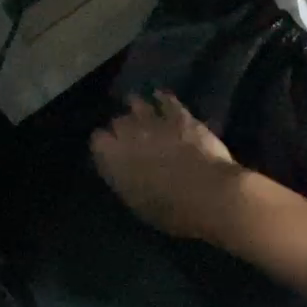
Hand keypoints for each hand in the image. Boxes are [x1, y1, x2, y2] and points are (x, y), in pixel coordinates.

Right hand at [91, 92, 241, 240]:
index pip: (97, 142)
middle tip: (129, 134)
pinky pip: (166, 100)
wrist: (209, 194)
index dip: (104, 145)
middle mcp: (129, 135)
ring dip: (137, 106)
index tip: (110, 151)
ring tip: (136, 106)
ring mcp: (155, 121)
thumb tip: (124, 173)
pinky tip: (160, 95)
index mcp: (114, 160)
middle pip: (118, 122)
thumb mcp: (138, 203)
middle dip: (122, 127)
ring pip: (138, 104)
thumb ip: (126, 182)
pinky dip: (162, 97)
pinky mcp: (180, 115)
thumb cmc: (172, 210)